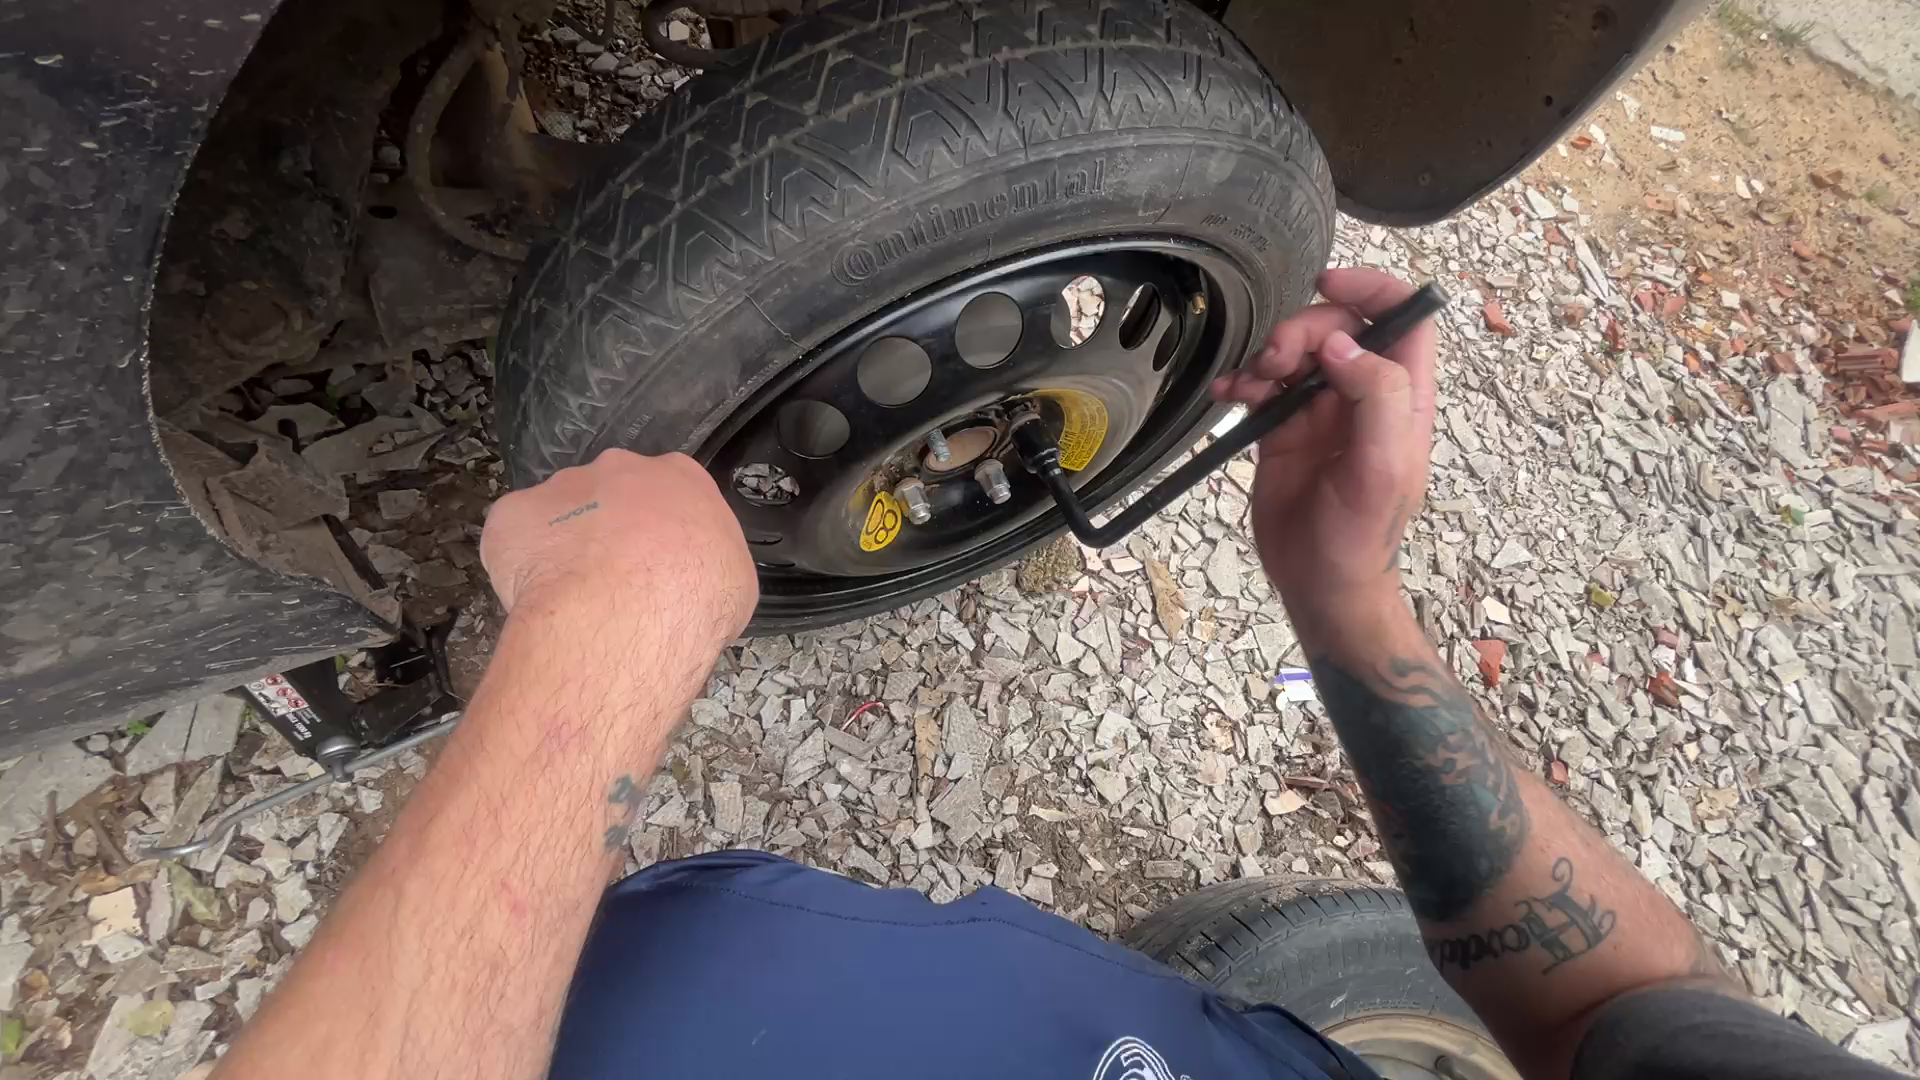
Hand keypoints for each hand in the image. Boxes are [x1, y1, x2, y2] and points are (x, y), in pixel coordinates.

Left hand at [480, 449, 757, 648]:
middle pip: (613, 492)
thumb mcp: (735, 579)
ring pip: (562, 513)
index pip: (671, 490)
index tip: (663, 559)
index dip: (664, 527)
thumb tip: (694, 579)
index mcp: (681, 477)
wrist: (631, 611)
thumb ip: (709, 562)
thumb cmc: (697, 594)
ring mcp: (564, 486)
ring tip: (578, 596)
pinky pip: (517, 538)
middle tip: (620, 578)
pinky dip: (523, 564)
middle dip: (613, 529)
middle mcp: (622, 468)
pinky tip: (543, 597)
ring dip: (568, 545)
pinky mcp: (513, 513)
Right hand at [1210, 268, 1437, 633]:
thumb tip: (1342, 345)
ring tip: (1246, 384)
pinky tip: (1224, 395)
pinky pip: (1261, 390)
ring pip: (1295, 356)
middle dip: (1301, 331)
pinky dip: (1240, 384)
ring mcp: (1318, 413)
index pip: (1403, 320)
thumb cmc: (1359, 537)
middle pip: (1337, 331)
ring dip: (1264, 357)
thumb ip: (1377, 398)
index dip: (1373, 290)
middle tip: (1272, 361)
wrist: (1318, 582)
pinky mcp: (1281, 431)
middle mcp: (1361, 397)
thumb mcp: (1382, 469)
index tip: (1328, 285)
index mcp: (1402, 399)